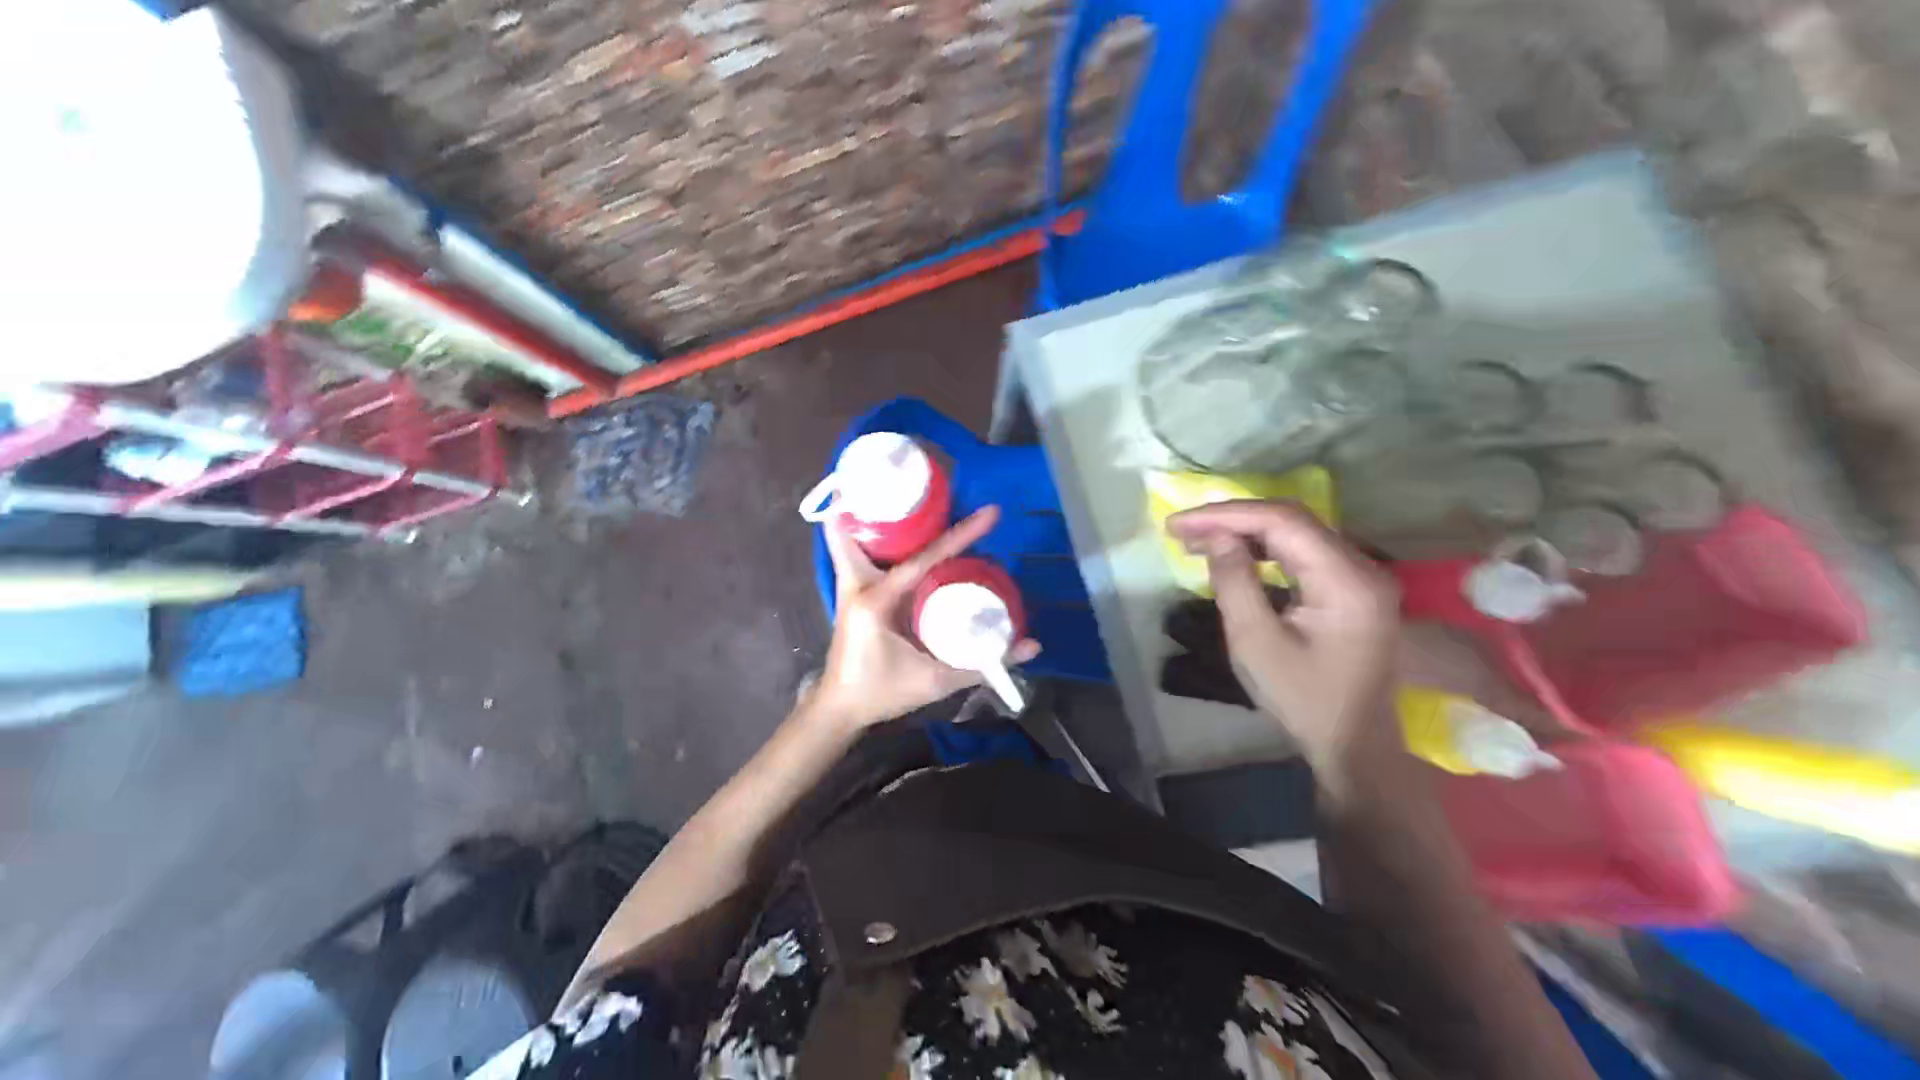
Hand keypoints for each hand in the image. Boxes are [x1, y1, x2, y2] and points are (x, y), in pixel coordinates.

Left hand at [806, 505, 1040, 729]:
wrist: (842, 708)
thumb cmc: (883, 692)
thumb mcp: (935, 681)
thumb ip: (982, 664)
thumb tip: (1031, 645)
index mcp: (876, 601)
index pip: (922, 559)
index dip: (960, 536)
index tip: (990, 513)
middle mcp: (856, 586)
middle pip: (853, 531)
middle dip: (871, 504)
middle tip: (900, 476)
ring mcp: (849, 589)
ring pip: (848, 540)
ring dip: (864, 517)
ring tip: (896, 493)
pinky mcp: (852, 596)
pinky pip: (853, 556)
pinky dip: (866, 539)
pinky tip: (895, 533)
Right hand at [1167, 500, 1400, 774]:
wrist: (1354, 746)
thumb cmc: (1303, 700)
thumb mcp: (1255, 643)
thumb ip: (1235, 582)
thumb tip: (1217, 537)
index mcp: (1345, 580)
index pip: (1282, 522)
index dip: (1225, 515)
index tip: (1177, 524)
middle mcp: (1362, 567)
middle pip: (1292, 520)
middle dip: (1233, 519)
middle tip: (1182, 530)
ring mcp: (1361, 577)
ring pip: (1297, 533)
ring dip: (1246, 531)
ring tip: (1197, 540)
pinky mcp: (1352, 589)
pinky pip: (1305, 553)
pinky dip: (1265, 549)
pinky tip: (1234, 555)